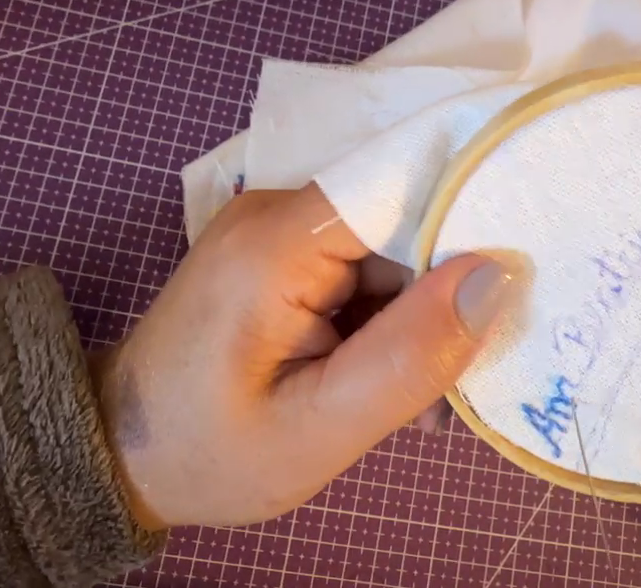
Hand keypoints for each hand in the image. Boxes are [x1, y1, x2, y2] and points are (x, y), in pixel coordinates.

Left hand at [94, 185, 514, 528]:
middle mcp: (277, 210)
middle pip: (396, 221)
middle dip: (442, 289)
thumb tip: (495, 276)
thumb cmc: (210, 450)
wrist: (117, 453)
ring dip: (413, 314)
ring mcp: (276, 227)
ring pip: (383, 248)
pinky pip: (356, 265)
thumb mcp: (320, 427)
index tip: (523, 263)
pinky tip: (384, 373)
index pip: (397, 186)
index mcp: (278, 239)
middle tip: (463, 372)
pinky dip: (383, 315)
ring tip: (422, 397)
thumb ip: (410, 356)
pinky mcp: (279, 251)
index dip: (466, 213)